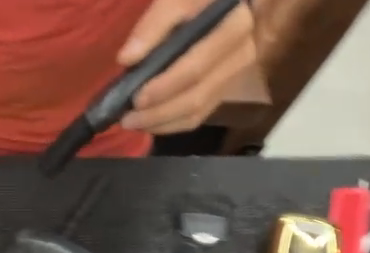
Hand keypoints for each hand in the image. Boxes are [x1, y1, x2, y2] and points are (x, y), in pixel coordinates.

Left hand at [117, 0, 254, 134]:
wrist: (224, 3)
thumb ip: (155, 24)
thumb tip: (127, 58)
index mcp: (235, 25)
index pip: (197, 65)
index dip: (165, 86)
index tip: (136, 97)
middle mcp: (242, 54)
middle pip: (196, 95)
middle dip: (158, 112)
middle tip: (127, 119)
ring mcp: (235, 74)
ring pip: (197, 110)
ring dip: (162, 122)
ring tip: (134, 123)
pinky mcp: (226, 87)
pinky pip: (199, 115)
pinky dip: (171, 123)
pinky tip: (150, 123)